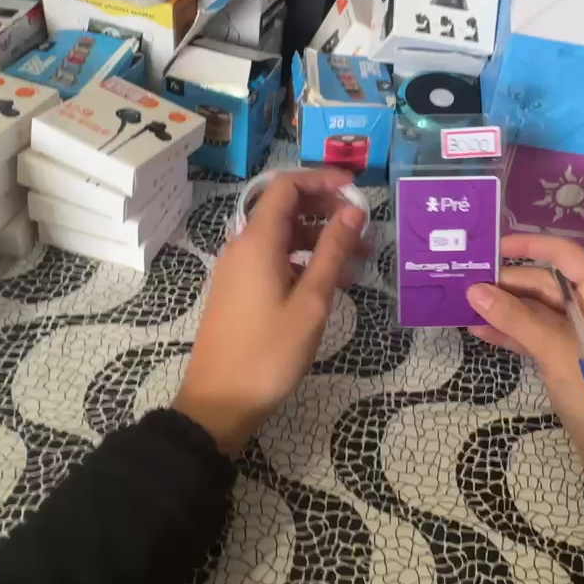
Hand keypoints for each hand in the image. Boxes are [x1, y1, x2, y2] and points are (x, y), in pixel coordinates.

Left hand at [174, 169, 367, 454]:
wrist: (219, 403)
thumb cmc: (269, 351)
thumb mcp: (311, 301)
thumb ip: (332, 250)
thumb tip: (354, 210)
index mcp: (257, 241)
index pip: (286, 186)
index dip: (322, 180)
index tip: (357, 190)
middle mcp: (243, 246)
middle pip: (285, 208)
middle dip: (326, 210)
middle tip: (364, 227)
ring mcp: (239, 268)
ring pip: (283, 236)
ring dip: (319, 239)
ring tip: (358, 262)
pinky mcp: (240, 289)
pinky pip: (275, 259)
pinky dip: (303, 261)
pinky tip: (330, 283)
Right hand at [465, 235, 583, 529]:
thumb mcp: (556, 351)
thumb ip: (516, 318)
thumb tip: (475, 290)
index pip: (564, 255)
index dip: (529, 246)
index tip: (492, 247)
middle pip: (547, 283)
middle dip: (509, 282)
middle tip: (466, 283)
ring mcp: (583, 338)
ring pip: (539, 311)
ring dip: (506, 308)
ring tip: (465, 305)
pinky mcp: (571, 362)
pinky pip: (538, 336)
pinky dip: (513, 333)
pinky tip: (481, 331)